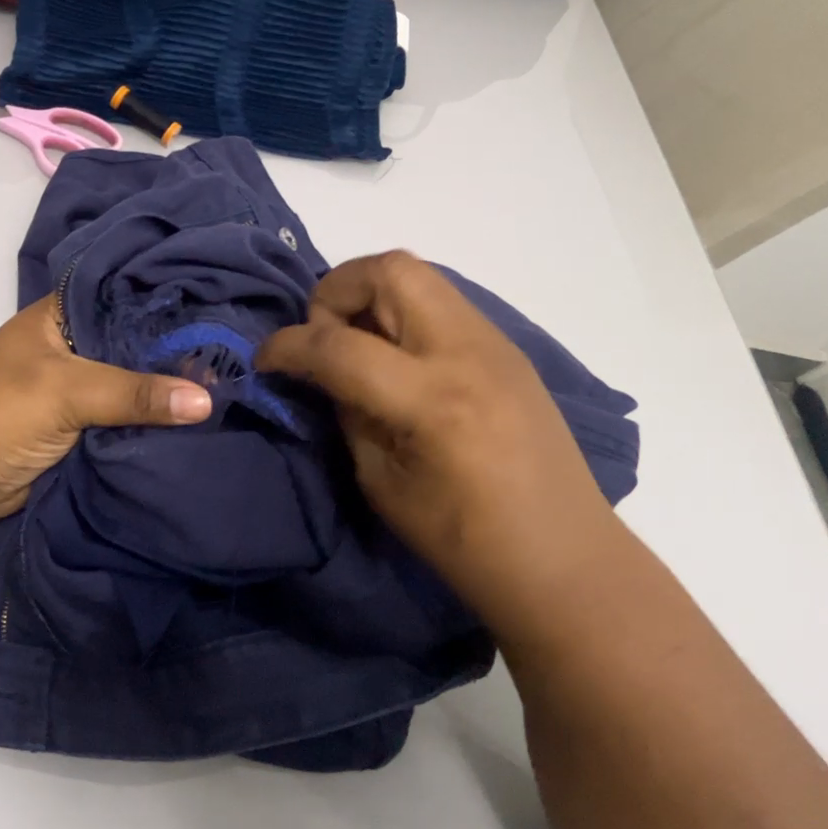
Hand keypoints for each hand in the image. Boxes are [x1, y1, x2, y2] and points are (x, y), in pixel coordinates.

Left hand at [0, 297, 211, 536]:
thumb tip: (208, 400)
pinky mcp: (78, 422)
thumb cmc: (1, 415)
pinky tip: (195, 412)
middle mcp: (66, 344)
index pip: (116, 293)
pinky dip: (150, 414)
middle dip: (171, 345)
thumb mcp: (67, 392)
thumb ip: (134, 392)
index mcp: (55, 316)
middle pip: (128, 339)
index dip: (161, 296)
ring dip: (164, 384)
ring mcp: (72, 385)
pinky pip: (123, 412)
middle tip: (232, 343)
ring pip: (129, 378)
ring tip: (227, 375)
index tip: (216, 297)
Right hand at [255, 251, 615, 585]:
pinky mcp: (506, 349)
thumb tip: (317, 371)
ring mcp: (495, 344)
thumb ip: (345, 410)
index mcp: (431, 400)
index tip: (264, 360)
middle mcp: (467, 353)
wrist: (563, 558)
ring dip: (370, 297)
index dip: (287, 345)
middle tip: (322, 337)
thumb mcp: (378, 479)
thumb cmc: (460, 539)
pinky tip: (394, 361)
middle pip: (389, 270)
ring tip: (355, 346)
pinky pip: (439, 302)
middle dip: (335, 291)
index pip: (338, 343)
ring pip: (417, 275)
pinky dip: (401, 313)